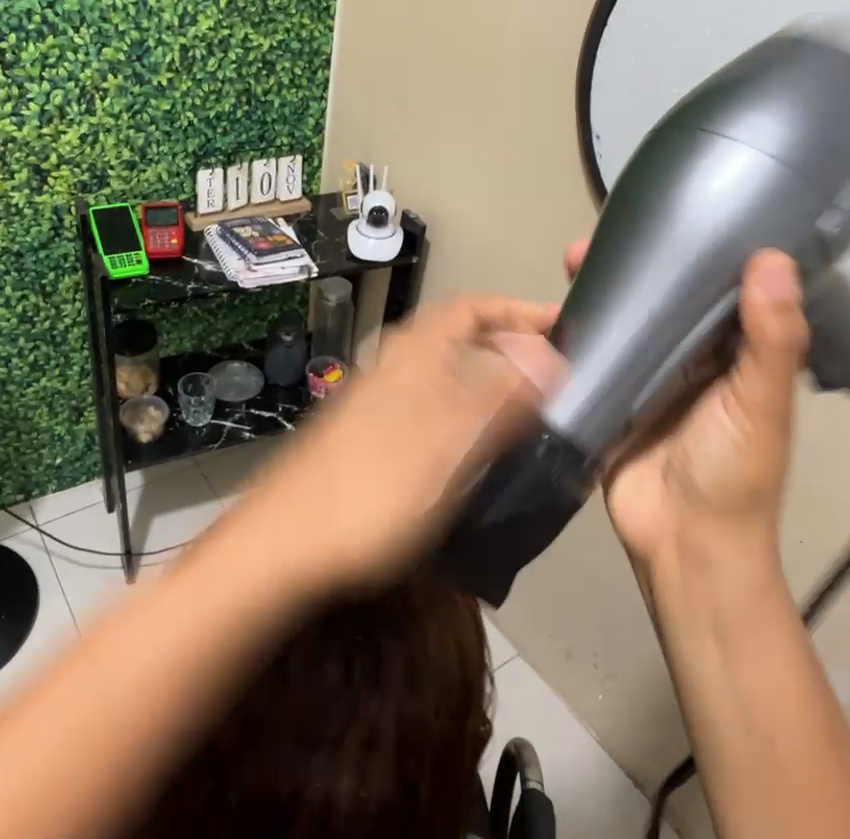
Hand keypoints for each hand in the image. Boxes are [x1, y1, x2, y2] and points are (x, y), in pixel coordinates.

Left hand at [232, 295, 556, 593]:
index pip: (473, 307)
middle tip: (558, 379)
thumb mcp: (452, 440)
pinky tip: (481, 452)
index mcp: (415, 355)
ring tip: (533, 415)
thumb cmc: (376, 488)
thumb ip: (503, 394)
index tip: (564, 328)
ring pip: (446, 377)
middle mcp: (394, 368)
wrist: (285, 543)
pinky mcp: (368, 441)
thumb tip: (549, 353)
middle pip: (460, 340)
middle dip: (509, 348)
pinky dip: (465, 416)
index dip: (518, 311)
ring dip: (489, 384)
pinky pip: (431, 410)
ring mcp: (377, 404)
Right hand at [563, 240, 807, 569]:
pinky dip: (576, 333)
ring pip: (625, 323)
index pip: (721, 287)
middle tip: (600, 233)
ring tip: (569, 258)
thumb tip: (772, 256)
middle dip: (636, 266)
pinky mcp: (608, 398)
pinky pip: (593, 358)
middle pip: (663, 300)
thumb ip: (769, 338)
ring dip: (601, 292)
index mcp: (736, 352)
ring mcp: (645, 378)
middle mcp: (690, 359)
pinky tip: (552, 308)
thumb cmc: (735, 472)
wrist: (682, 542)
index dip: (702, 248)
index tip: (674, 209)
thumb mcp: (760, 403)